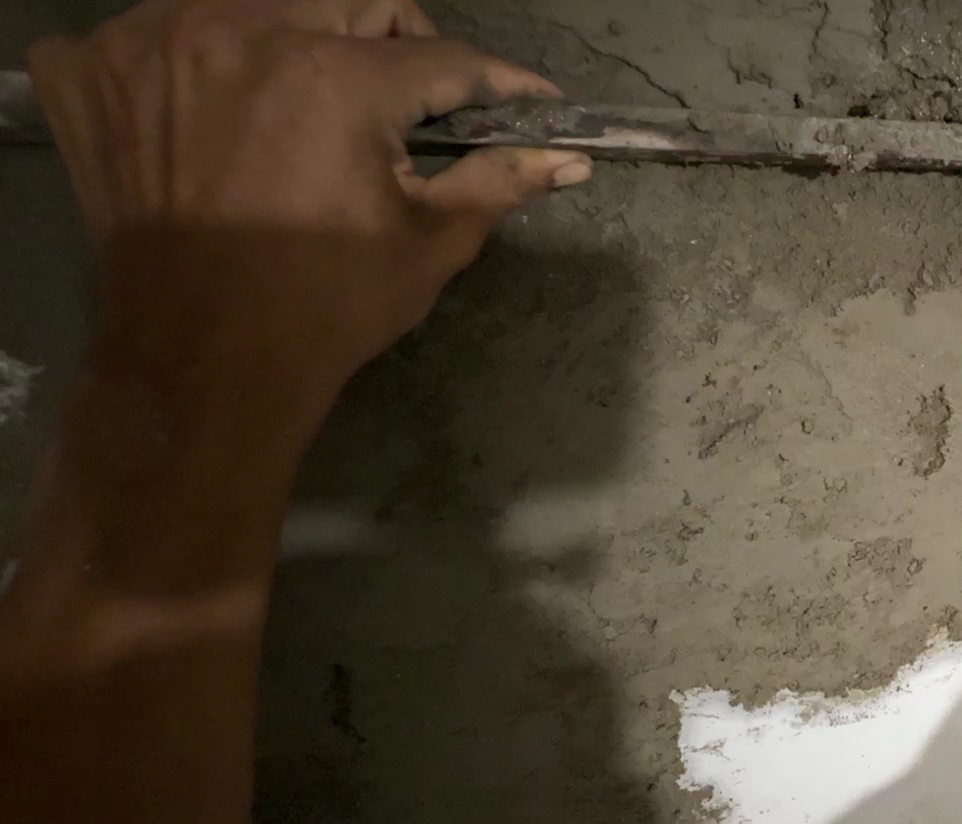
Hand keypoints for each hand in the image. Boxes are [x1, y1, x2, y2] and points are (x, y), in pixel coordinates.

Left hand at [27, 0, 592, 420]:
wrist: (208, 349)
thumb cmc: (338, 301)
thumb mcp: (435, 242)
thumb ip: (500, 181)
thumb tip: (570, 158)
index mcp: (335, 82)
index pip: (442, 57)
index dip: (500, 79)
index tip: (534, 97)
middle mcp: (236, 30)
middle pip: (354, 0)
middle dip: (408, 45)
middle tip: (425, 105)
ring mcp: (147, 38)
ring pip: (263, 2)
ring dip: (315, 44)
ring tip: (329, 112)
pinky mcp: (89, 63)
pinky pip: (171, 30)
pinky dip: (221, 65)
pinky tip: (238, 123)